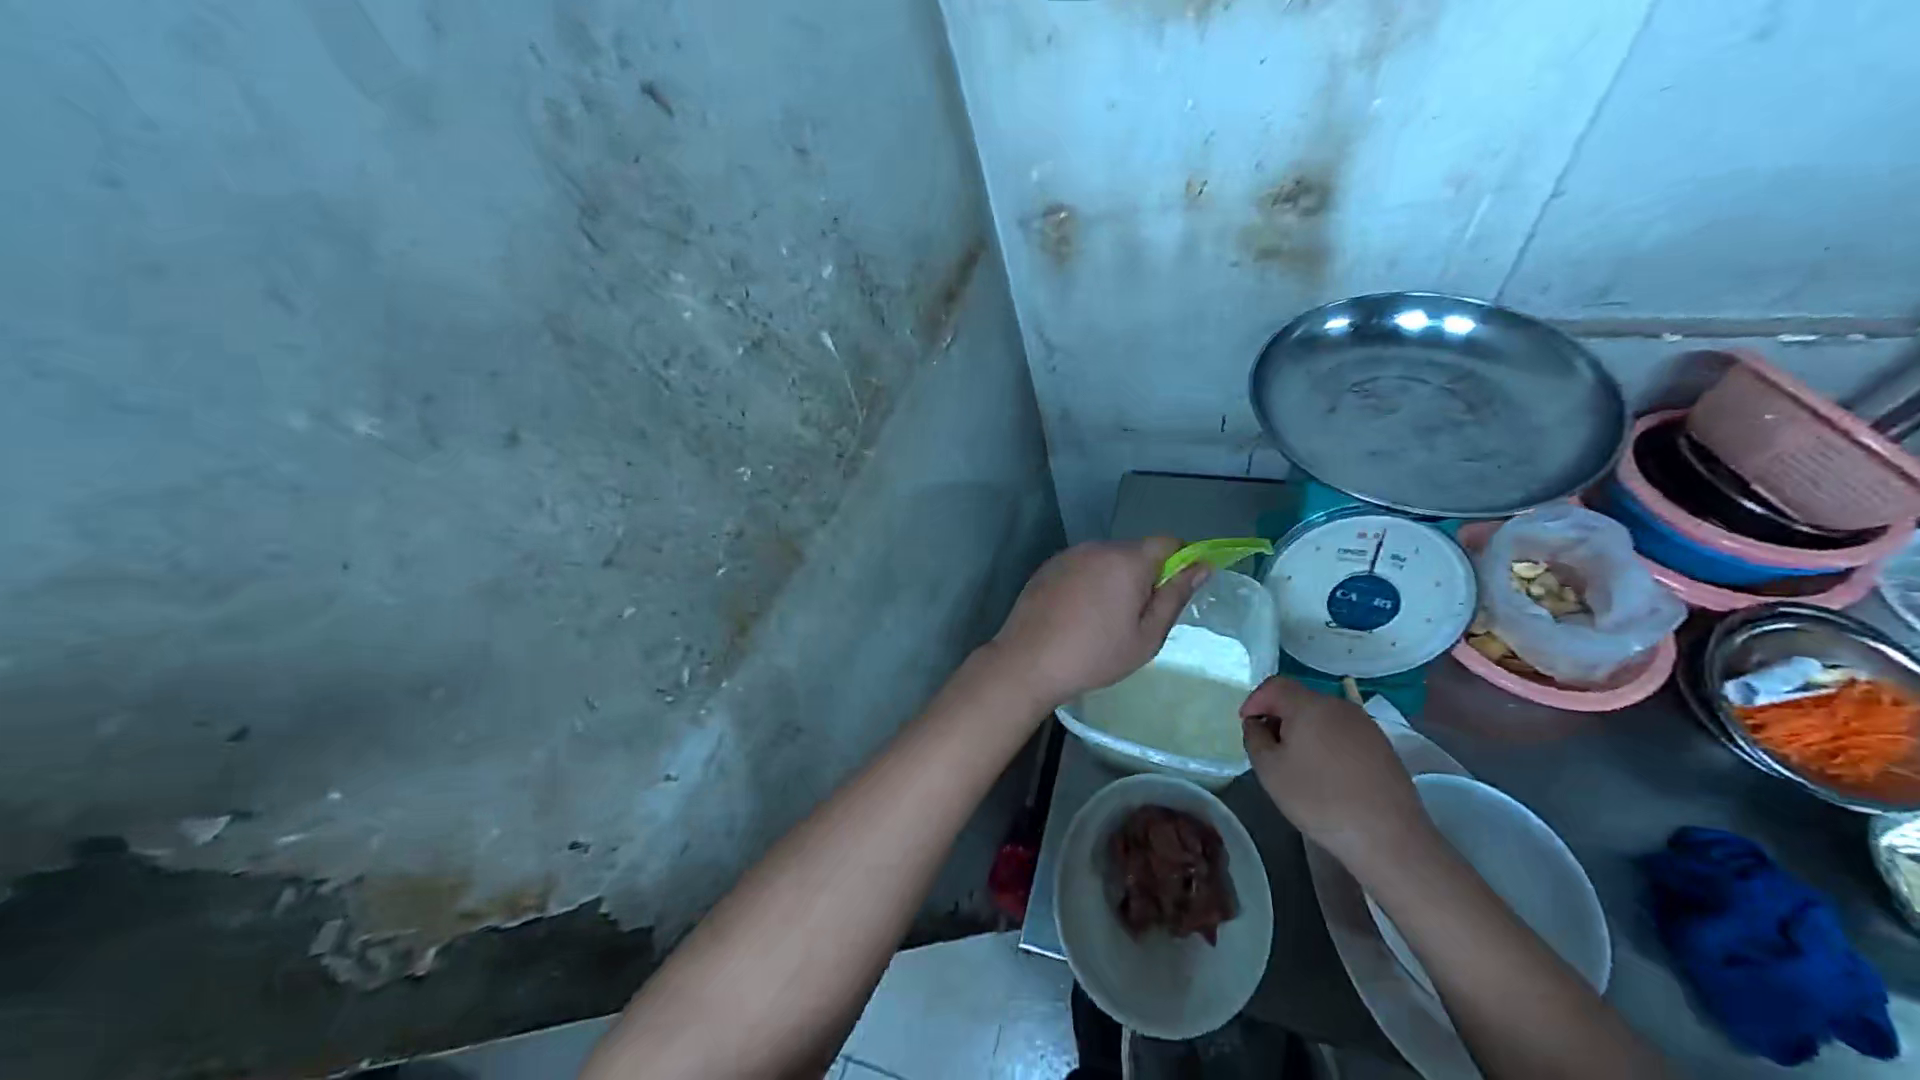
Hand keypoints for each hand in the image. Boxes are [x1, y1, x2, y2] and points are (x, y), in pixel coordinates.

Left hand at [986, 538, 1208, 708]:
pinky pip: (1081, 566)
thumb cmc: (1094, 655)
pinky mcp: (1048, 567)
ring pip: (1106, 559)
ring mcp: (1068, 554)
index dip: (1178, 563)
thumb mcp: (1146, 635)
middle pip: (1135, 550)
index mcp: (1127, 560)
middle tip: (1135, 617)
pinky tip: (1076, 615)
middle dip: (1143, 575)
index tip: (1171, 594)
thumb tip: (1202, 567)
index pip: (1168, 542)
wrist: (1027, 661)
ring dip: (1114, 578)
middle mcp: (1097, 547)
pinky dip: (1088, 582)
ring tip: (1102, 619)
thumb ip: (1175, 596)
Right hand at [1240, 677, 1431, 866]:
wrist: (1388, 837)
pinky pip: (1344, 733)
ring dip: (1304, 731)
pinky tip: (1327, 774)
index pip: (1275, 685)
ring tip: (1298, 763)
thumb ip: (1254, 737)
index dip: (1255, 701)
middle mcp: (1340, 706)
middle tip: (1269, 747)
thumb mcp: (1269, 769)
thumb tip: (1258, 723)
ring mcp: (1366, 726)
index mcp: (1310, 705)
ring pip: (1323, 717)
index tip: (1247, 726)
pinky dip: (1327, 744)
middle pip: (1300, 699)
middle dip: (1279, 717)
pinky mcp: (1383, 747)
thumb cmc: (1319, 799)